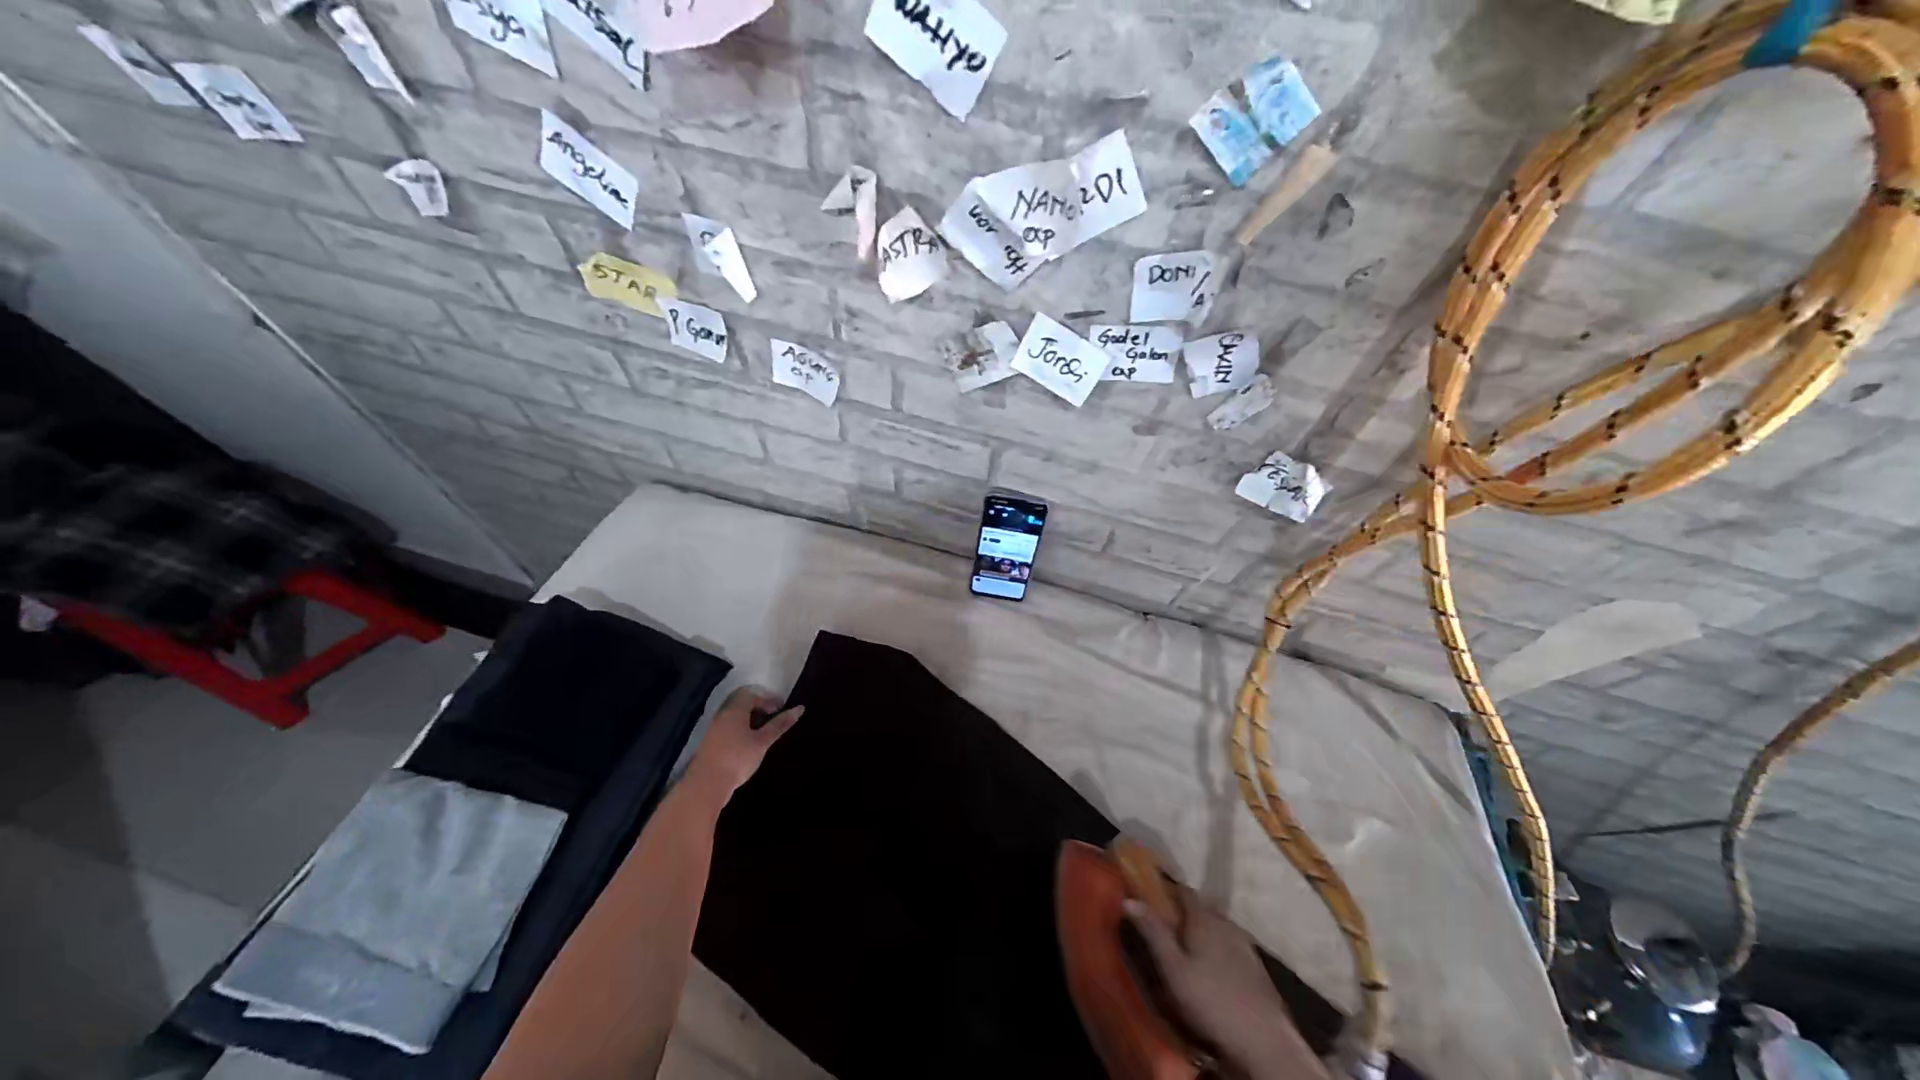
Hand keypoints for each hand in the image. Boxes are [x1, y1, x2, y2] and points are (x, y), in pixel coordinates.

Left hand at [686, 687, 803, 798]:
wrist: (706, 784)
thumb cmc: (737, 758)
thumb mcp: (762, 742)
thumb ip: (779, 725)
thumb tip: (799, 708)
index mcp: (734, 711)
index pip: (751, 694)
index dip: (767, 699)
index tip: (781, 709)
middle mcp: (722, 716)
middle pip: (740, 703)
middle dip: (758, 707)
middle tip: (773, 718)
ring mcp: (714, 730)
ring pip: (734, 716)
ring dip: (749, 719)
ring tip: (763, 732)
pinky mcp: (710, 743)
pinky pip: (728, 727)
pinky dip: (741, 729)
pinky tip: (748, 743)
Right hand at [1125, 892, 1329, 1079]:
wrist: (1265, 1042)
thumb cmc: (1211, 1001)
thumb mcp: (1173, 969)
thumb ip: (1153, 932)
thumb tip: (1128, 898)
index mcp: (1204, 919)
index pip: (1184, 891)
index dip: (1167, 888)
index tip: (1151, 893)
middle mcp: (1227, 925)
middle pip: (1202, 909)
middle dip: (1185, 912)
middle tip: (1165, 925)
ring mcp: (1246, 946)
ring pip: (1218, 929)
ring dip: (1203, 932)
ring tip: (1186, 949)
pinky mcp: (1257, 969)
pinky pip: (1231, 948)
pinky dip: (1218, 951)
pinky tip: (1212, 971)